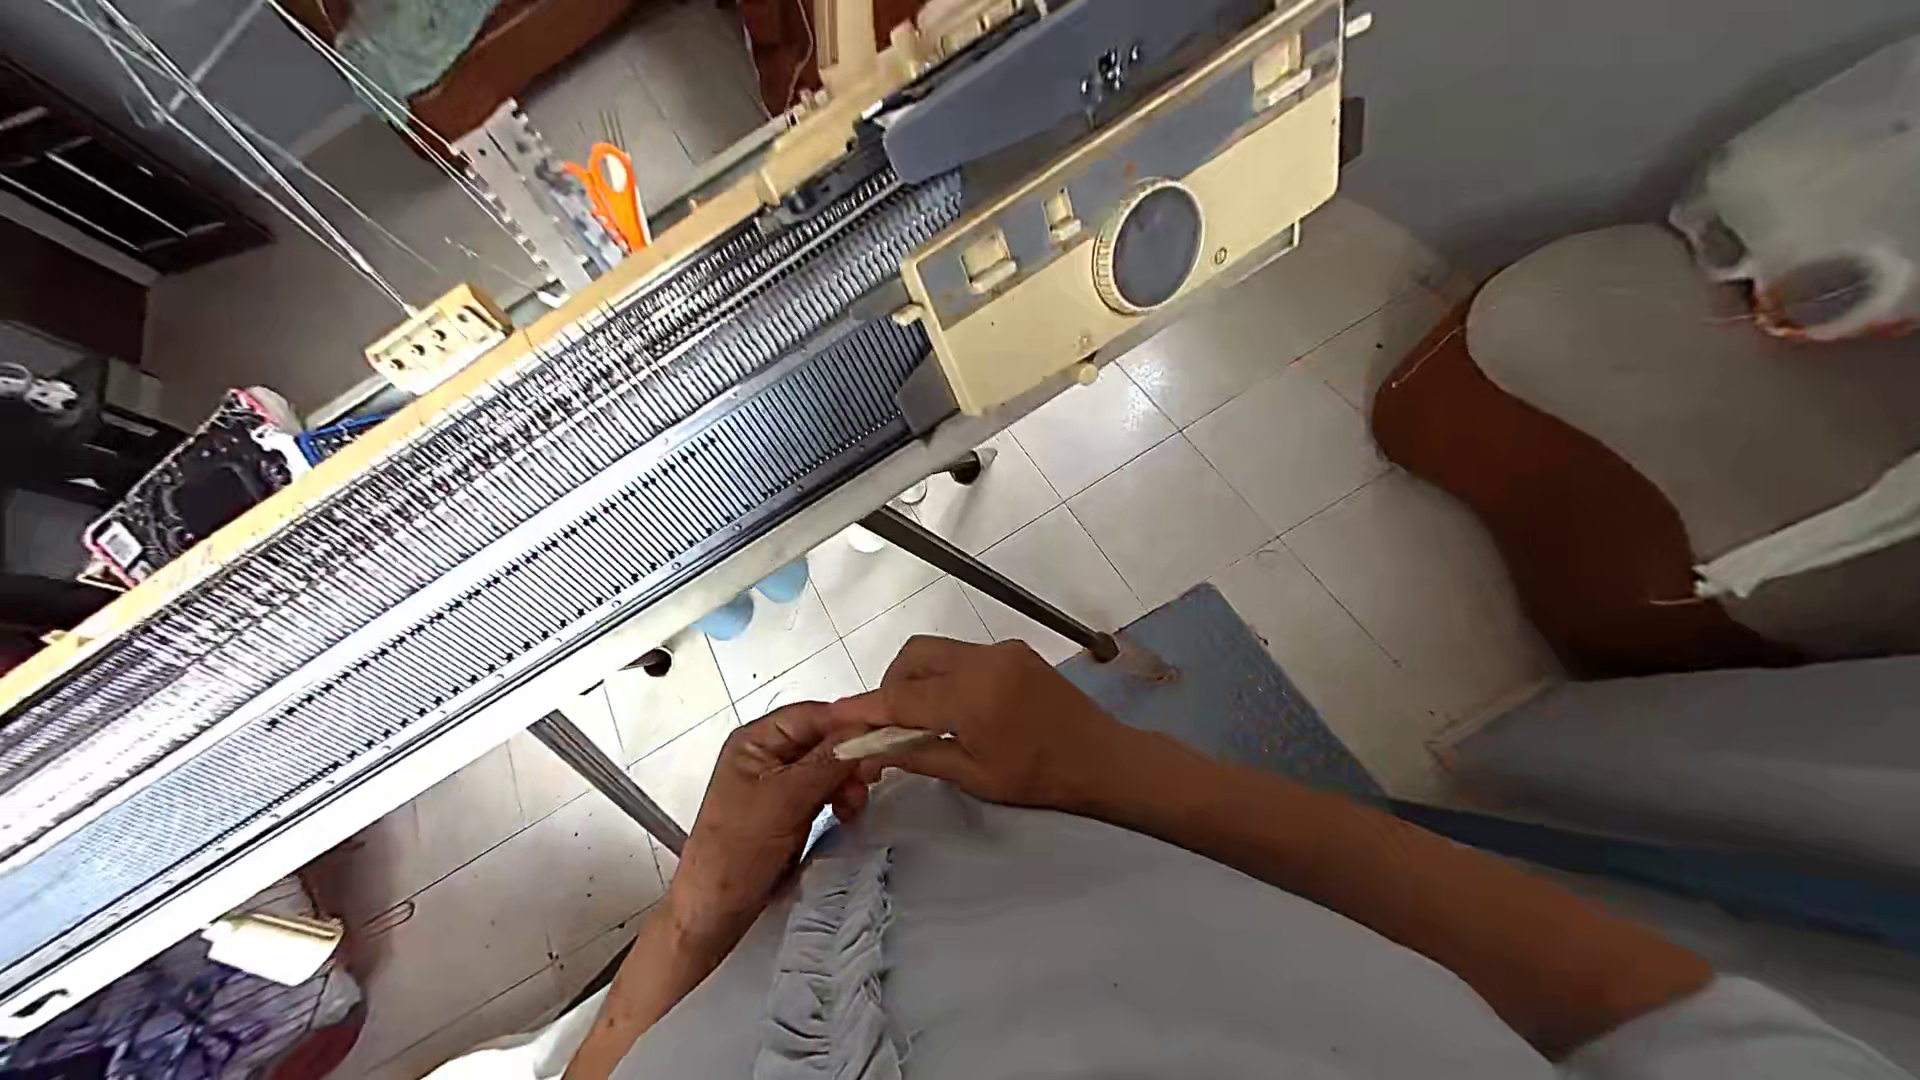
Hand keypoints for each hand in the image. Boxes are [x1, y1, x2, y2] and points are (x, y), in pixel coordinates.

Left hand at [666, 703, 864, 946]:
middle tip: (869, 777)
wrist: (715, 914)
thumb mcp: (784, 801)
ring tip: (854, 803)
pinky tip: (848, 812)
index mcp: (756, 741)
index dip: (846, 724)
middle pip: (824, 738)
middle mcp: (770, 753)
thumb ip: (826, 763)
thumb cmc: (735, 853)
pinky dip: (843, 796)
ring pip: (831, 763)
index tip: (879, 738)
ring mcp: (782, 780)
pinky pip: (828, 787)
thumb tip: (864, 734)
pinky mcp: (794, 804)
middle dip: (849, 757)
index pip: (812, 715)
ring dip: (849, 779)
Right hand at [829, 636, 1142, 812]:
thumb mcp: (974, 776)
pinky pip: (964, 654)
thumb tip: (876, 747)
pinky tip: (957, 705)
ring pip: (938, 651)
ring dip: (919, 678)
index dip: (867, 707)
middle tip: (892, 720)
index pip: (903, 696)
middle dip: (892, 683)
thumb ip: (919, 754)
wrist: (1102, 757)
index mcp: (973, 697)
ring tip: (924, 717)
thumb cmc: (1039, 778)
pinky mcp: (1014, 649)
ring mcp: (1001, 650)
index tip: (838, 715)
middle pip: (914, 656)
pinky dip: (946, 675)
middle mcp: (984, 661)